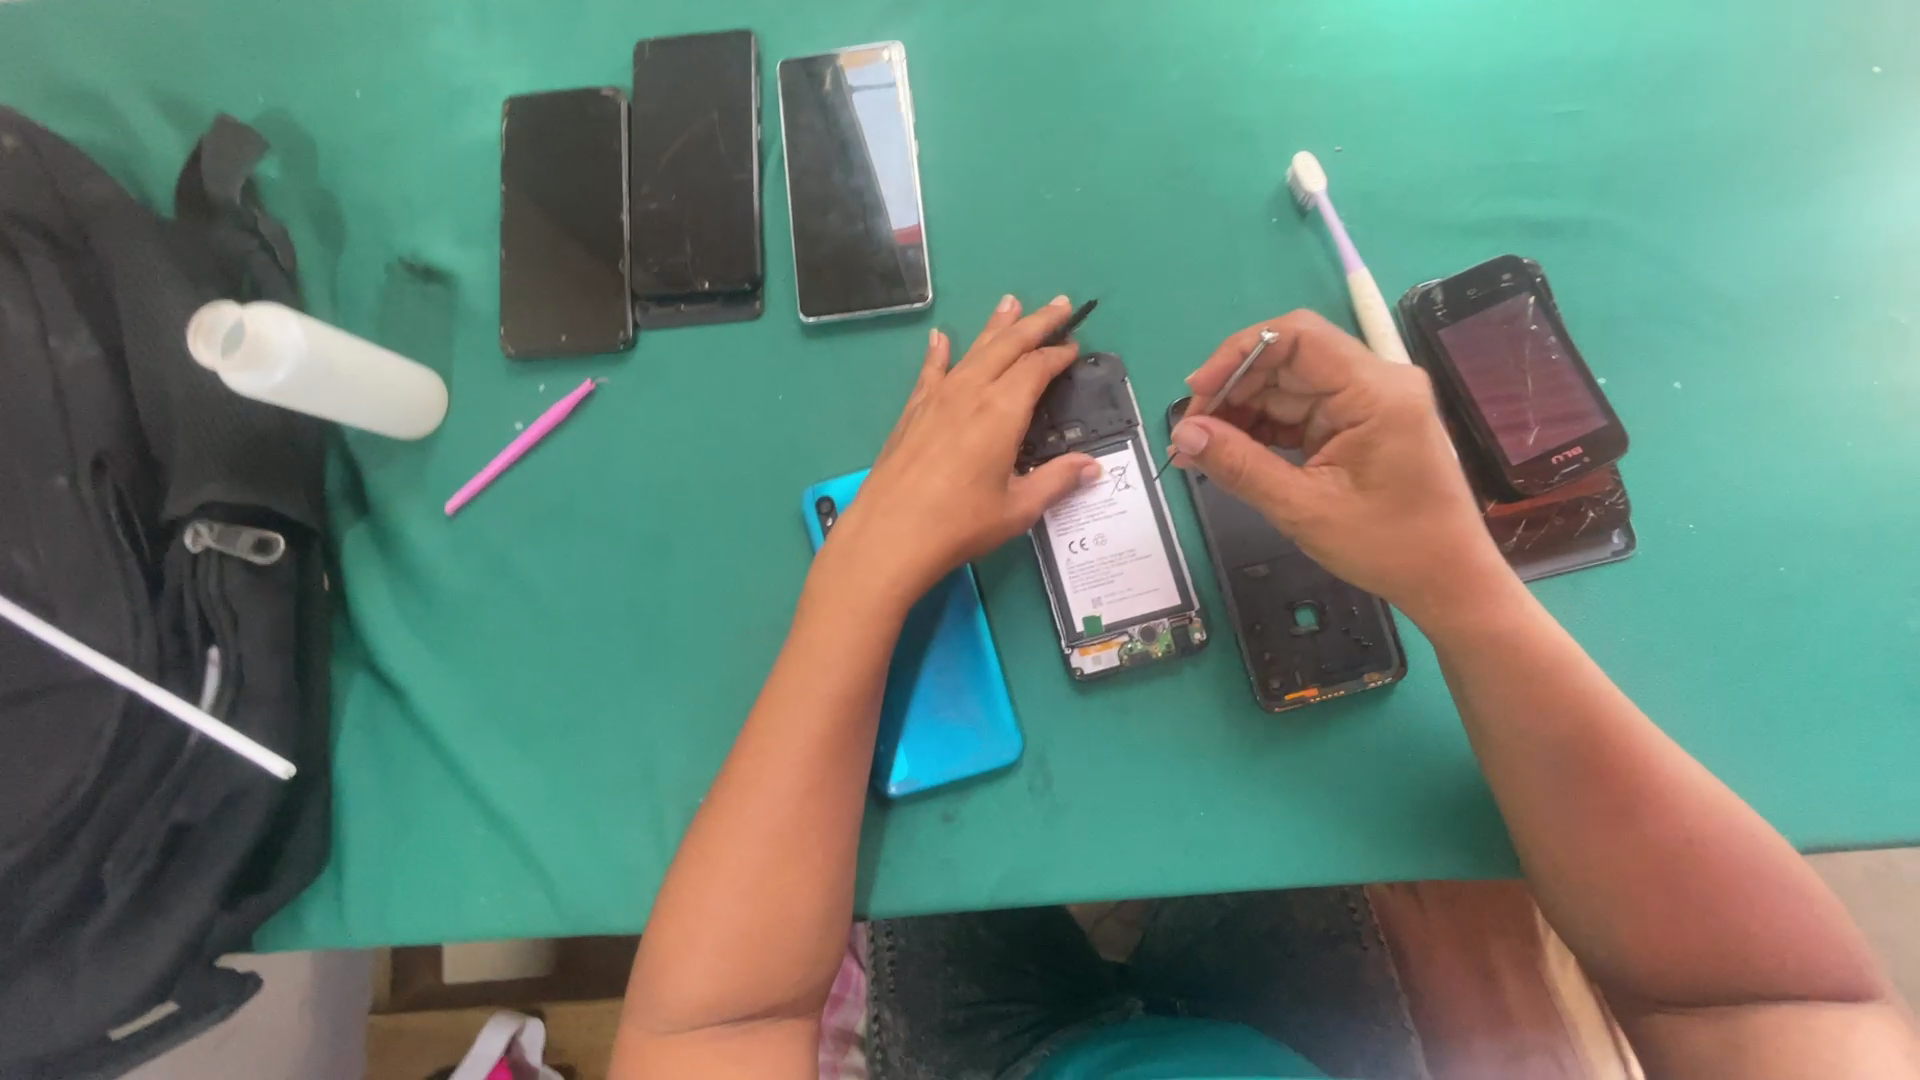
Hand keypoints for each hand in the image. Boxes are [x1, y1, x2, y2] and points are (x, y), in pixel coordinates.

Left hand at [818, 295, 1101, 606]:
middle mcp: (970, 392)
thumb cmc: (960, 523)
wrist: (890, 534)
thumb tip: (1092, 467)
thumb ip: (1056, 481)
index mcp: (1002, 410)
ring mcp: (937, 398)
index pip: (1037, 367)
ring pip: (972, 351)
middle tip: (1059, 304)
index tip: (1074, 347)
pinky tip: (940, 338)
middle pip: (1008, 345)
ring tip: (1010, 303)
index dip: (1058, 354)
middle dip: (1036, 323)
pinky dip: (940, 353)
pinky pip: (930, 371)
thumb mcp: (1018, 508)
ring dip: (994, 327)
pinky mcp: (912, 412)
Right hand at [1169, 310, 1509, 624]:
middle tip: (1188, 436)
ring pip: (1284, 388)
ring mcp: (1364, 403)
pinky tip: (1227, 454)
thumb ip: (1239, 466)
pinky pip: (1295, 412)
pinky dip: (1258, 431)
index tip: (1197, 395)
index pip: (1296, 337)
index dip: (1237, 354)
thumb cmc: (1388, 546)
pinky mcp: (1354, 425)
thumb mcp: (1303, 508)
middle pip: (1285, 361)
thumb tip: (1182, 435)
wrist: (1446, 580)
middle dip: (1230, 392)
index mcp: (1375, 391)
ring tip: (1198, 451)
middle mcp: (1373, 383)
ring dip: (1238, 415)